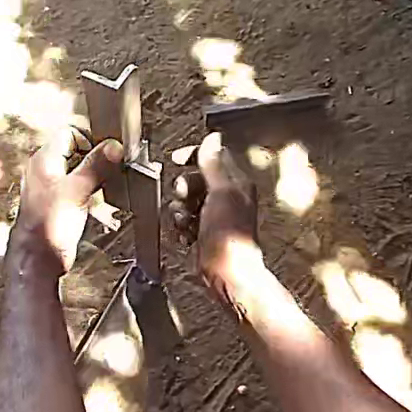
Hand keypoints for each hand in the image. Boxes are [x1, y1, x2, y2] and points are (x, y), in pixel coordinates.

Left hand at [10, 131, 123, 274]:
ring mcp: (50, 187)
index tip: (106, 152)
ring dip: (93, 175)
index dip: (89, 140)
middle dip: (94, 158)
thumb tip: (114, 146)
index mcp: (44, 160)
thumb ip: (96, 165)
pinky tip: (98, 199)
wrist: (39, 259)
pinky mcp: (58, 203)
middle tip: (109, 168)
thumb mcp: (77, 190)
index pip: (69, 133)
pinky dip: (89, 189)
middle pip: (75, 151)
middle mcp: (44, 170)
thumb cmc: (49, 225)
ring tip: (105, 184)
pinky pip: (77, 187)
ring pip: (77, 170)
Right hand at [193, 132, 264, 302]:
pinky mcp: (202, 231)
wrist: (226, 274)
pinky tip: (185, 235)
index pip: (211, 156)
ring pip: (185, 200)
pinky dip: (180, 226)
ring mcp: (213, 215)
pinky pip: (182, 220)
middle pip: (193, 178)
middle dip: (183, 188)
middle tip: (185, 200)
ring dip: (179, 210)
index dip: (192, 156)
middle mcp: (226, 196)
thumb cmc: (228, 236)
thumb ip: (214, 164)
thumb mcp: (221, 193)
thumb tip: (212, 138)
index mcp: (235, 183)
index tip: (176, 160)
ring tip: (185, 223)